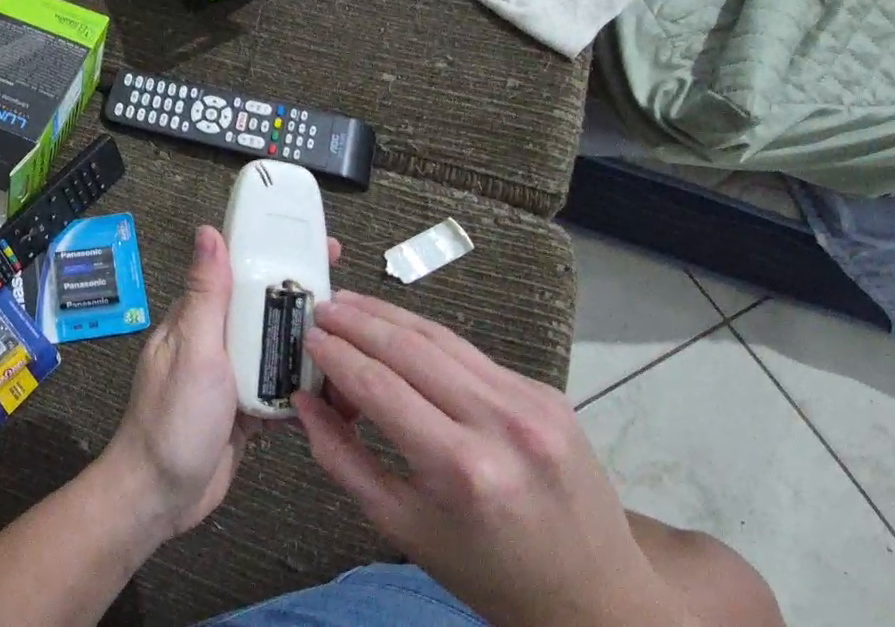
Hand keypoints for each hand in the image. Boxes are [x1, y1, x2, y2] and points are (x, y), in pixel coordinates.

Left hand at [100, 225, 341, 539]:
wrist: (161, 494)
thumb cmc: (172, 419)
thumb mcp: (193, 350)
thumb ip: (206, 295)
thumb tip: (209, 231)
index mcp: (197, 318)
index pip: (239, 271)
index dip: (275, 253)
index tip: (319, 246)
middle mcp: (213, 340)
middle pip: (264, 308)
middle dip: (304, 300)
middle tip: (351, 301)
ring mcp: (229, 375)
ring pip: (276, 347)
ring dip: (308, 345)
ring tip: (352, 344)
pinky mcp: (244, 408)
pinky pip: (279, 387)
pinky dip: (303, 387)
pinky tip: (336, 390)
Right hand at [294, 293, 691, 626]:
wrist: (592, 592)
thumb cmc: (483, 569)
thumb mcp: (399, 524)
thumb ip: (341, 458)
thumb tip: (302, 402)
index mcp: (459, 467)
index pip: (378, 386)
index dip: (335, 355)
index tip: (306, 336)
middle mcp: (499, 424)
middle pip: (409, 350)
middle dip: (357, 322)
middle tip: (321, 306)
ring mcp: (531, 404)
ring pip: (442, 339)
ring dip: (389, 316)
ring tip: (350, 302)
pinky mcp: (548, 394)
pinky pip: (472, 355)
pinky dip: (428, 339)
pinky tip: (398, 332)